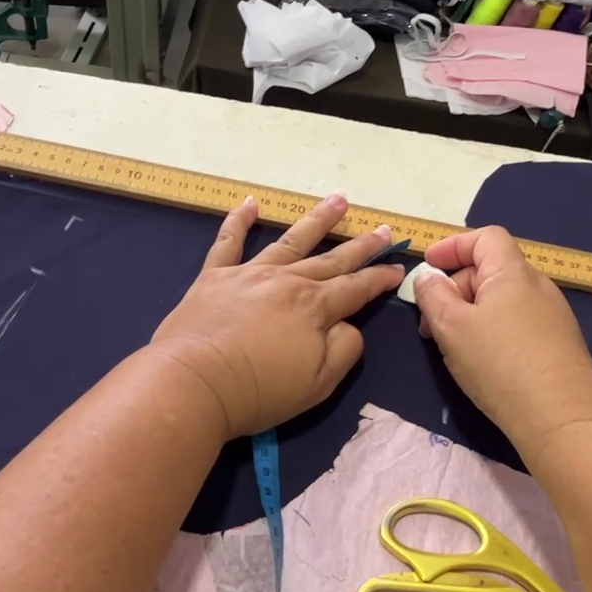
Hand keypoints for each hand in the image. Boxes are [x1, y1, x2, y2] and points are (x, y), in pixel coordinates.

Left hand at [149, 194, 405, 437]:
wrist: (194, 383)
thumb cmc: (259, 391)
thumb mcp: (319, 383)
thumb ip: (343, 349)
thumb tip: (348, 324)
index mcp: (314, 308)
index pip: (356, 289)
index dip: (379, 279)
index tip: (398, 268)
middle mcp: (287, 282)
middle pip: (331, 260)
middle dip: (360, 246)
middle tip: (383, 230)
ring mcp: (250, 274)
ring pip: (291, 241)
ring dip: (317, 220)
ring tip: (338, 200)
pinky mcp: (215, 277)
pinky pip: (228, 242)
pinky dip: (238, 221)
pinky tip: (250, 203)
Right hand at [412, 227, 591, 453]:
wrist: (562, 416)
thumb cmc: (500, 362)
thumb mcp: (451, 325)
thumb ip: (433, 295)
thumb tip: (428, 277)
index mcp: (512, 272)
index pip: (486, 238)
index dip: (453, 245)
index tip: (428, 266)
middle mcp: (536, 287)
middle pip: (489, 270)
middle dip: (454, 288)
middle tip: (428, 322)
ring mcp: (550, 317)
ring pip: (500, 301)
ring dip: (469, 314)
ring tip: (449, 347)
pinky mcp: (555, 345)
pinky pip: (514, 324)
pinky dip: (489, 332)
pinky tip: (479, 363)